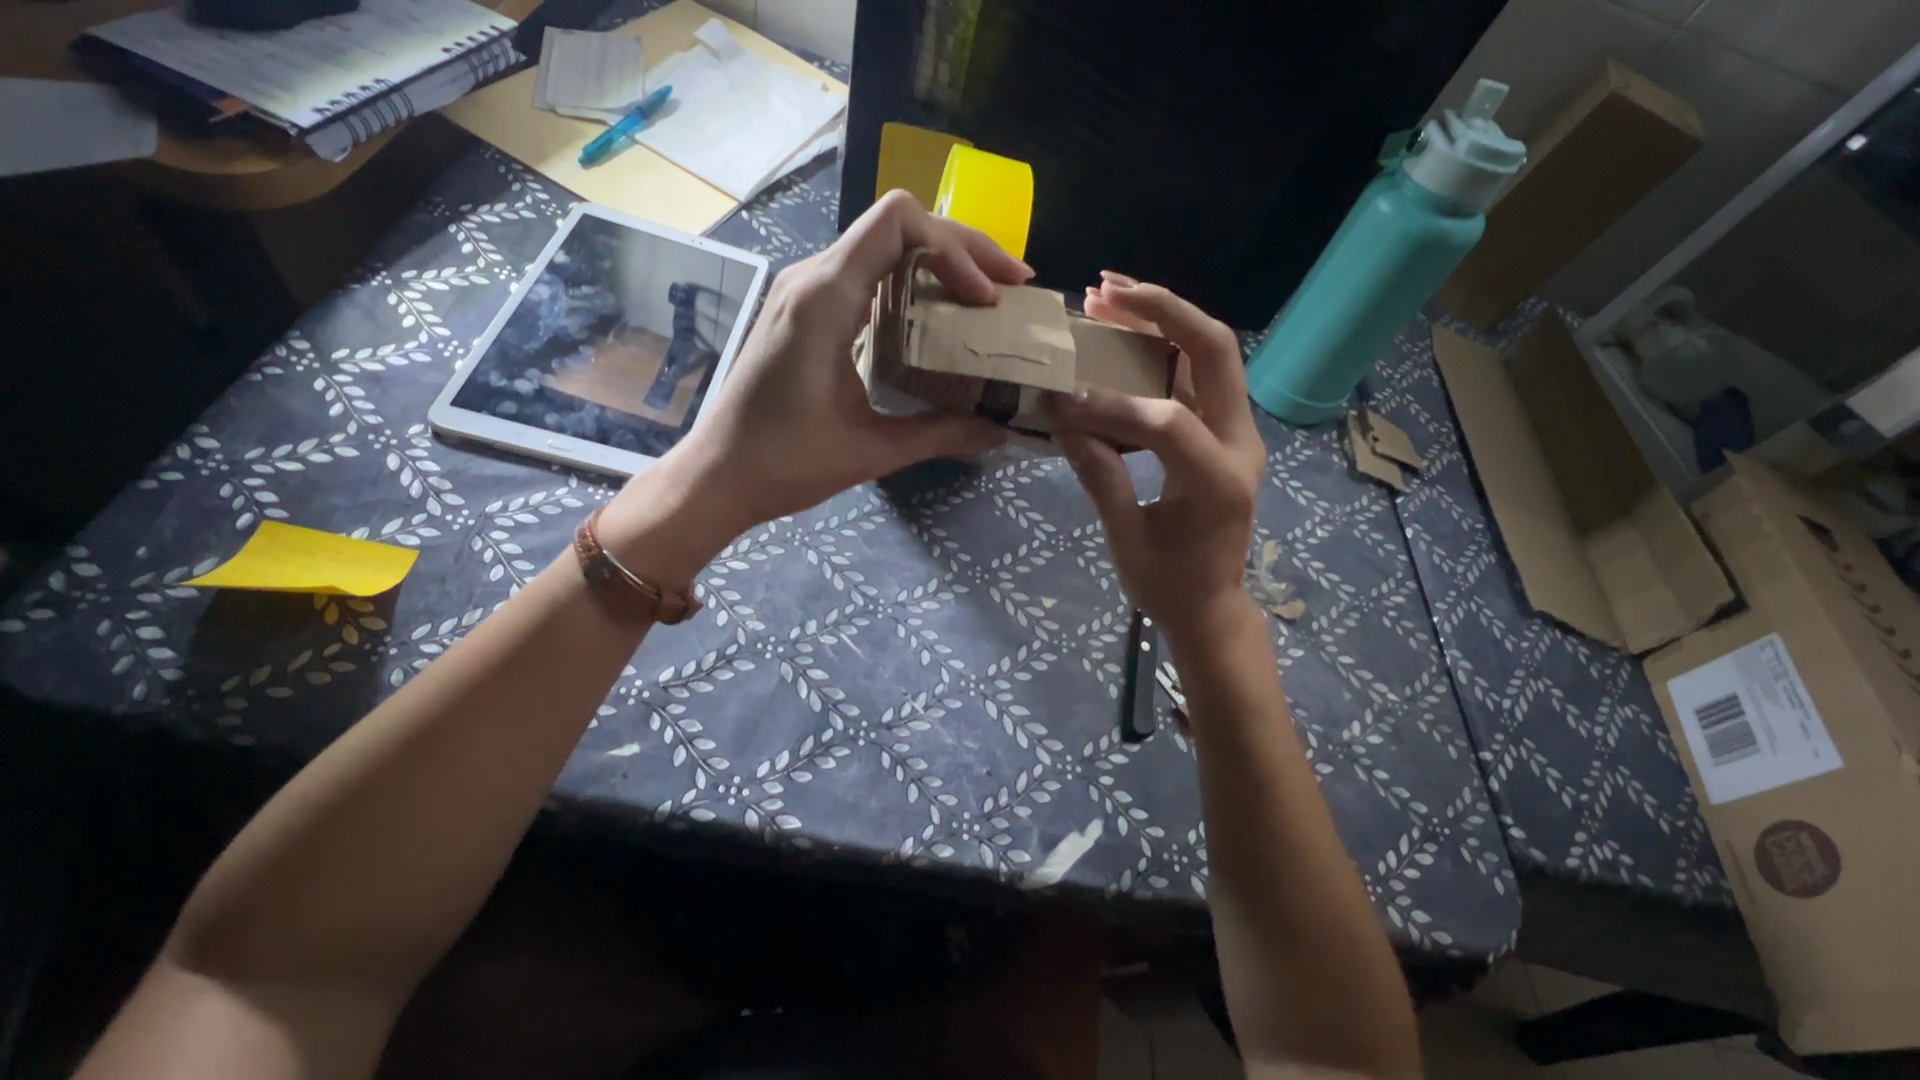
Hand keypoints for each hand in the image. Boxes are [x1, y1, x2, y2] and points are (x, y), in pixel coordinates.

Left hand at [598, 191, 1032, 589]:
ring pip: (881, 245)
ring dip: (938, 263)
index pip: (899, 221)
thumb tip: (1000, 432)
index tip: (986, 299)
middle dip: (963, 249)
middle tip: (1015, 286)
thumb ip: (942, 435)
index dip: (955, 247)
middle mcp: (811, 277)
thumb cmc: (785, 463)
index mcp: (824, 297)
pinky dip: (909, 282)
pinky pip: (864, 272)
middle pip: (898, 225)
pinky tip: (937, 316)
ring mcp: (803, 290)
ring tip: (987, 298)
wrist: (716, 476)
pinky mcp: (801, 309)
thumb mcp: (872, 451)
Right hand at [1049, 273, 1265, 638]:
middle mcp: (1242, 446)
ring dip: (1164, 318)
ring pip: (1214, 354)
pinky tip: (1127, 333)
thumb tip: (1062, 418)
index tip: (1062, 398)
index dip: (1111, 404)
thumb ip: (1099, 476)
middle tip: (1105, 289)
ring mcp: (1241, 435)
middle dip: (1163, 311)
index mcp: (1219, 482)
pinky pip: (1203, 376)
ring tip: (1108, 296)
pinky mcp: (1228, 434)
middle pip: (1216, 352)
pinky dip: (1166, 347)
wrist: (1213, 608)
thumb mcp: (1126, 540)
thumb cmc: (1168, 586)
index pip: (1166, 421)